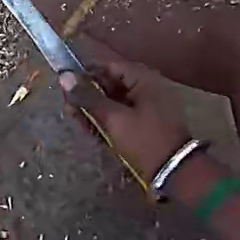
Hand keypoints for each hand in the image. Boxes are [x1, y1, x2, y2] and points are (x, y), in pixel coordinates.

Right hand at [60, 39, 193, 180]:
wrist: (175, 172)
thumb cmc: (145, 139)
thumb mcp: (114, 118)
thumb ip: (89, 97)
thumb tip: (64, 76)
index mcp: (143, 78)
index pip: (108, 67)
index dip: (85, 75)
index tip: (66, 86)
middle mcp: (147, 87)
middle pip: (109, 84)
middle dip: (88, 96)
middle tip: (69, 108)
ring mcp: (148, 106)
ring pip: (113, 101)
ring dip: (95, 110)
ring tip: (77, 121)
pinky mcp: (146, 123)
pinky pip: (122, 115)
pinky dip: (107, 120)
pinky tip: (91, 130)